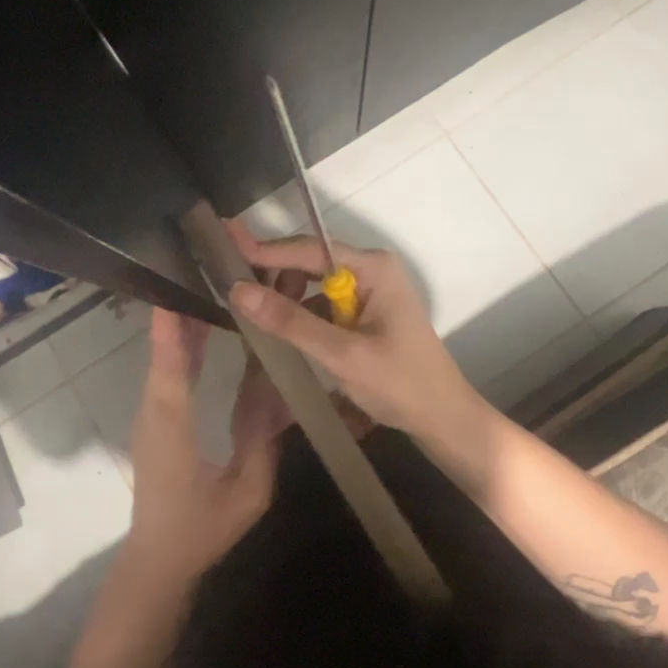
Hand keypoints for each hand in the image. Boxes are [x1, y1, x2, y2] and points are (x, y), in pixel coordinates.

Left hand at [122, 308, 280, 583]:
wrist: (157, 560)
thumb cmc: (201, 530)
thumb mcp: (247, 493)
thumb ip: (262, 442)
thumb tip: (279, 394)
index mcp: (173, 433)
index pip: (170, 376)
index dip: (171, 335)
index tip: (172, 295)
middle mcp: (155, 417)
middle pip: (164, 358)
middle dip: (180, 316)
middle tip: (206, 273)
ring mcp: (151, 418)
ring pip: (163, 363)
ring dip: (182, 328)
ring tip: (208, 290)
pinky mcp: (156, 422)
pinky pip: (167, 376)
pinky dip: (182, 348)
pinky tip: (202, 330)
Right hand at [225, 226, 485, 439]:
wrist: (443, 419)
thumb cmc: (400, 384)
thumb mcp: (341, 354)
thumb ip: (290, 322)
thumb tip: (237, 290)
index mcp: (373, 267)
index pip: (309, 250)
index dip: (265, 251)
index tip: (225, 247)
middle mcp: (370, 270)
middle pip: (308, 262)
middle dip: (273, 277)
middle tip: (232, 293)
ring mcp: (368, 291)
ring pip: (311, 285)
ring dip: (285, 299)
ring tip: (253, 319)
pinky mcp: (364, 313)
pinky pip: (322, 304)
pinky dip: (299, 316)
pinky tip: (279, 333)